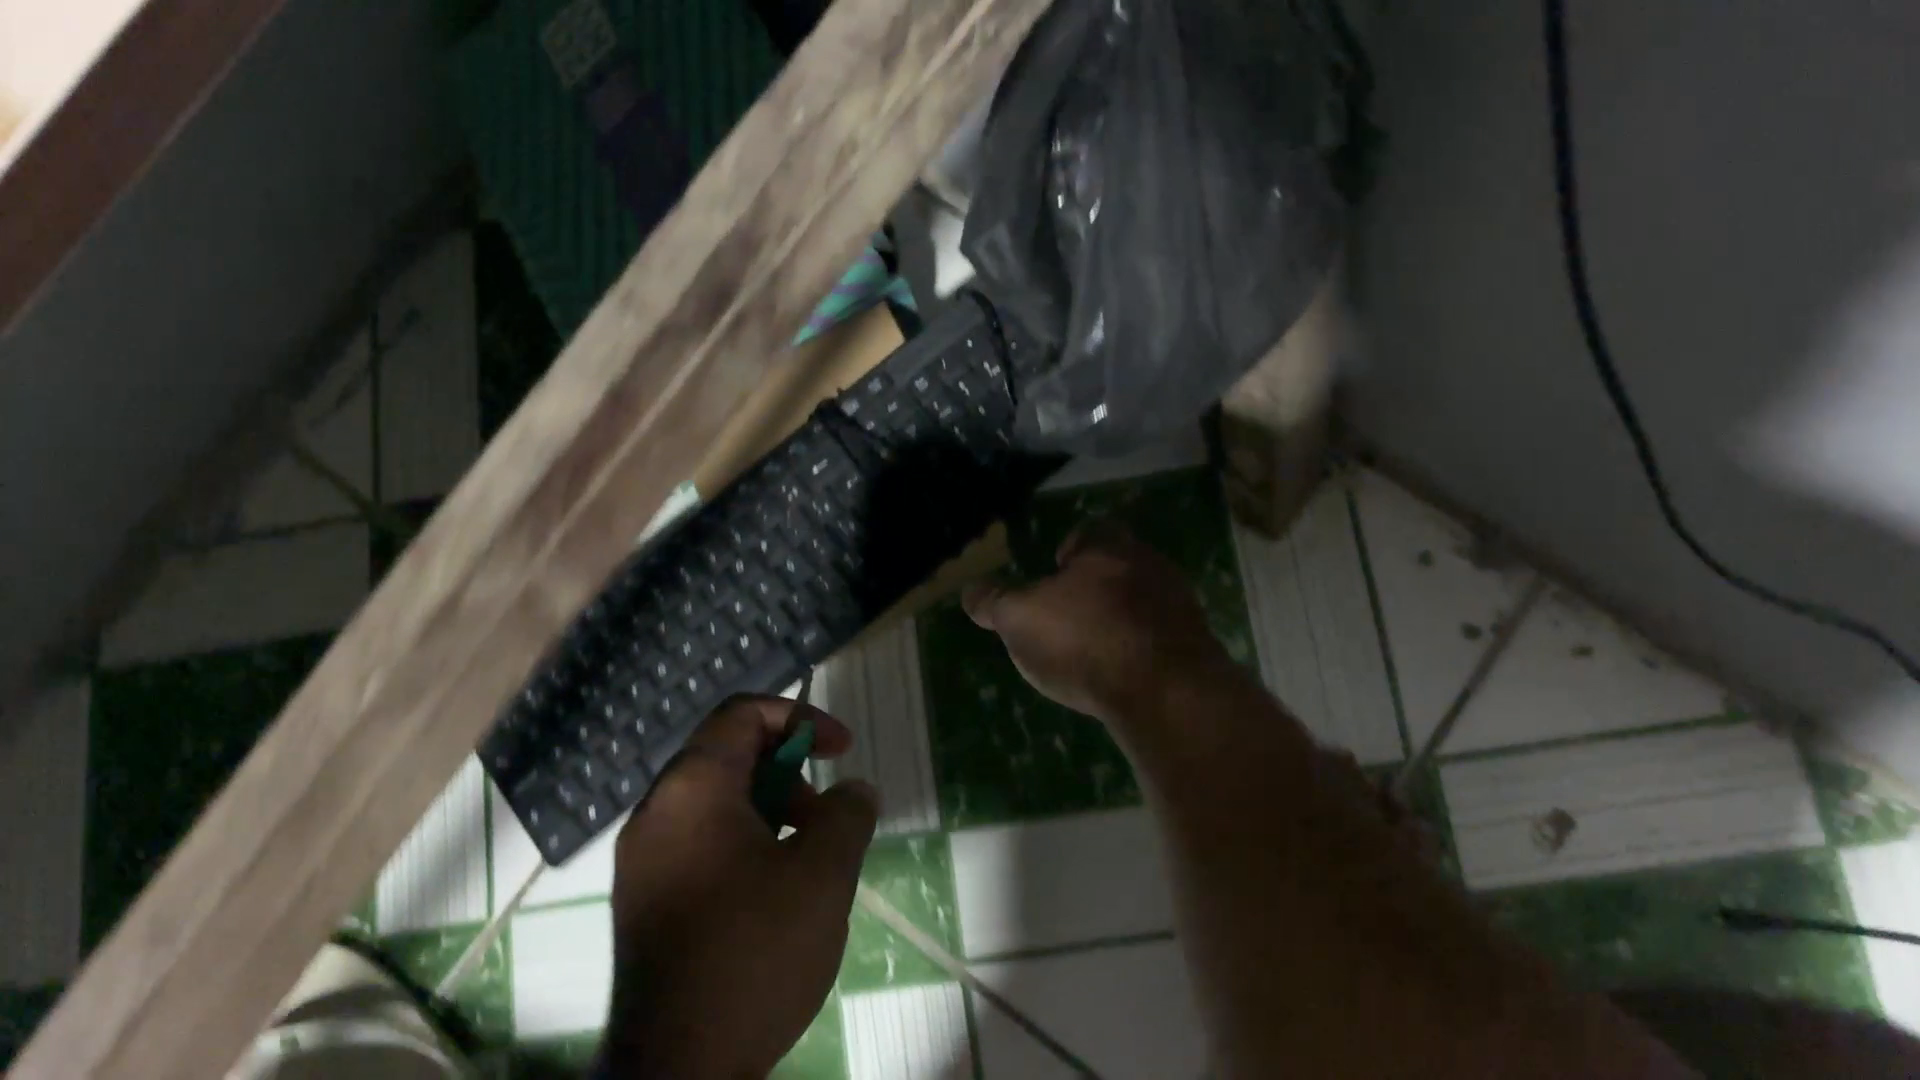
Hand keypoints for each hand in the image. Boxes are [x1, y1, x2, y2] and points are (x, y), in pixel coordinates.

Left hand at [602, 695, 877, 1078]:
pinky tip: (776, 894)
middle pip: (727, 756)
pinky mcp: (646, 901)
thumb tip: (853, 792)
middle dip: (789, 770)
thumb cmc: (754, 952)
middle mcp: (656, 813)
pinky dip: (744, 844)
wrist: (678, 1067)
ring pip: (715, 804)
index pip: (741, 714)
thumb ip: (847, 814)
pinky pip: (699, 844)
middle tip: (827, 815)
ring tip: (809, 859)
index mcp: (692, 790)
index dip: (800, 717)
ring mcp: (643, 861)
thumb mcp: (823, 873)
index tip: (841, 752)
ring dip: (770, 810)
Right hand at [960, 523, 1241, 725]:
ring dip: (1121, 620)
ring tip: (1094, 653)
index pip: (1089, 531)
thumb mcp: (1019, 619)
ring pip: (1143, 602)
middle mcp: (1150, 563)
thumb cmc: (1084, 640)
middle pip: (1118, 566)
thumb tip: (972, 592)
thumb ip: (995, 602)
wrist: (1166, 691)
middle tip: (1068, 618)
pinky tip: (1123, 676)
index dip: (1067, 552)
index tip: (1051, 577)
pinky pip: (1162, 638)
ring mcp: (1181, 604)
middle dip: (1095, 588)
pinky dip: (1142, 651)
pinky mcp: (1197, 644)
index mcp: (1107, 546)